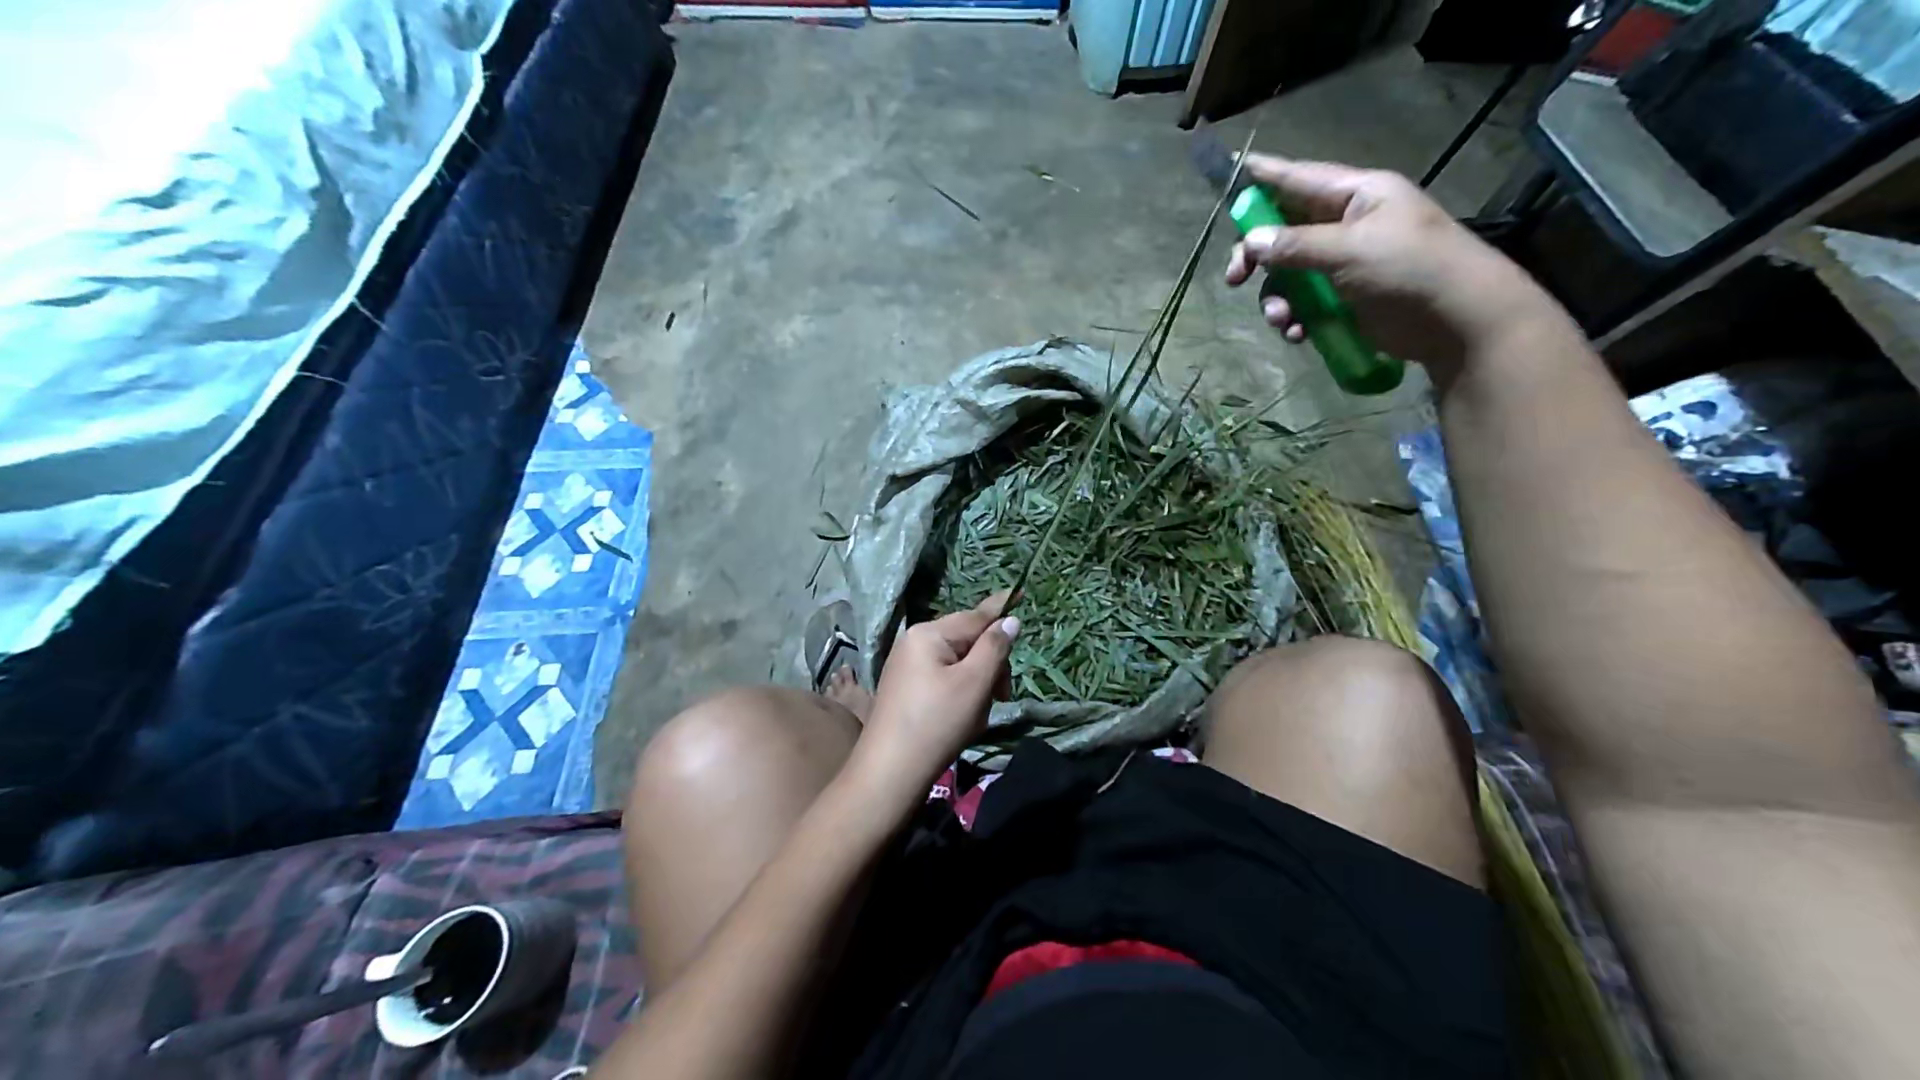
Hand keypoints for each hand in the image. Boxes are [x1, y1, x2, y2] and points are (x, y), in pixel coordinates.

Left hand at [846, 594, 1019, 808]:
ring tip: (976, 717)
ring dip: (977, 686)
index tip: (1019, 590)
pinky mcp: (907, 689)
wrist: (890, 772)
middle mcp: (915, 643)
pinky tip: (962, 721)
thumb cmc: (937, 722)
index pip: (975, 617)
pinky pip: (945, 681)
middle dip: (990, 667)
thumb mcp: (974, 683)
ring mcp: (908, 667)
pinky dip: (961, 696)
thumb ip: (994, 648)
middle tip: (1001, 696)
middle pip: (968, 642)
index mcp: (928, 634)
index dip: (1000, 608)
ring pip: (959, 665)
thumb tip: (1009, 620)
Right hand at [1223, 155, 1557, 377]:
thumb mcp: (1350, 251)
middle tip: (1234, 279)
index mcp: (1358, 196)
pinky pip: (1304, 302)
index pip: (1301, 178)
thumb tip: (1250, 241)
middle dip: (1256, 256)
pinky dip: (1295, 318)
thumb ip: (1296, 246)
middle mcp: (1348, 224)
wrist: (1458, 321)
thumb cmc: (1410, 269)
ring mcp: (1345, 263)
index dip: (1266, 176)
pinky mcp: (1345, 298)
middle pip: (1283, 231)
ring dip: (1276, 298)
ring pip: (1288, 274)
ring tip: (1281, 320)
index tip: (1233, 173)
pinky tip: (1297, 333)